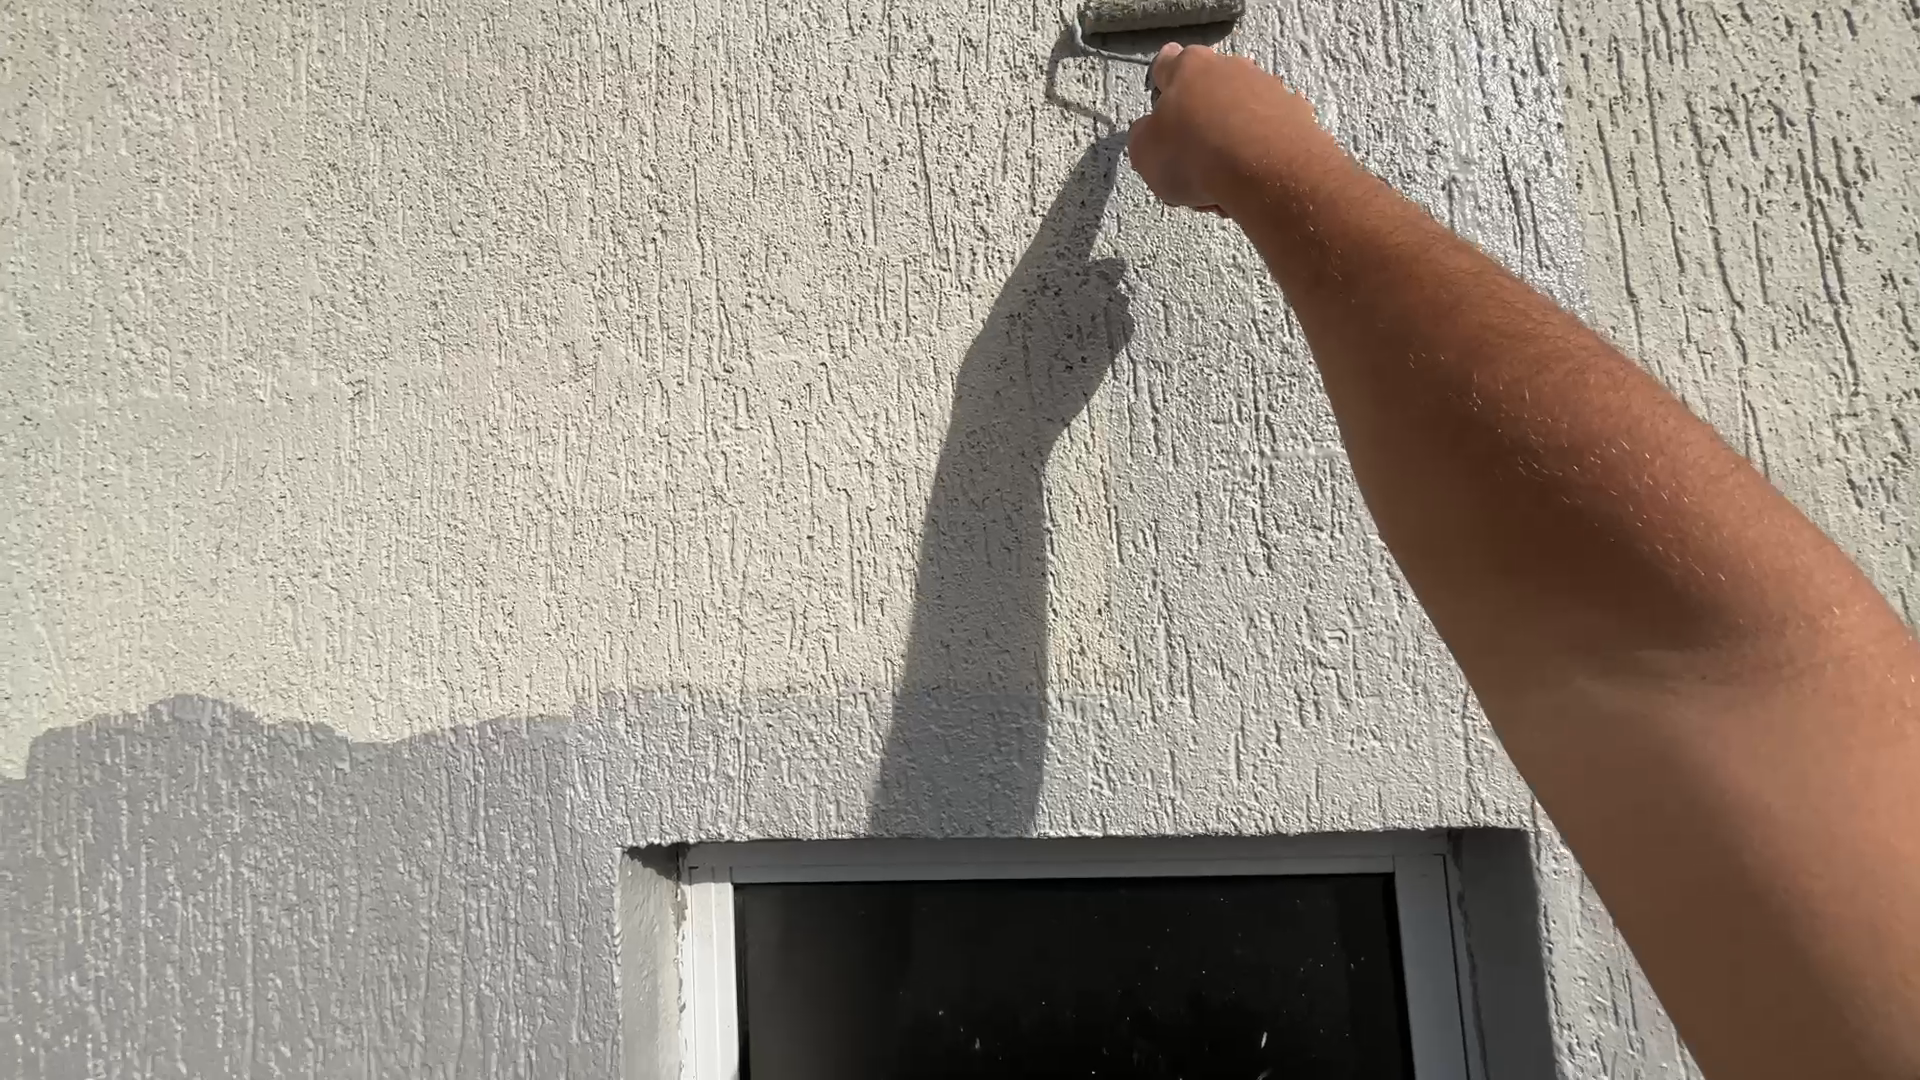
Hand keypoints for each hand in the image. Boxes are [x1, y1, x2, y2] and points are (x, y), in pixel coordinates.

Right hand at [1127, 44, 1339, 217]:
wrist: (1263, 171)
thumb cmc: (1196, 156)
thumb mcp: (1143, 154)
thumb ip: (1141, 138)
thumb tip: (1147, 133)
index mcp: (1188, 70)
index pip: (1167, 64)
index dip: (1161, 86)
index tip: (1161, 106)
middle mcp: (1229, 69)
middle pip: (1205, 95)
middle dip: (1196, 126)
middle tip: (1186, 165)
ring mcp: (1265, 88)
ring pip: (1234, 120)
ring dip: (1223, 148)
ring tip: (1216, 187)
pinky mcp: (1291, 114)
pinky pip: (1262, 137)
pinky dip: (1251, 158)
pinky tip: (1243, 185)